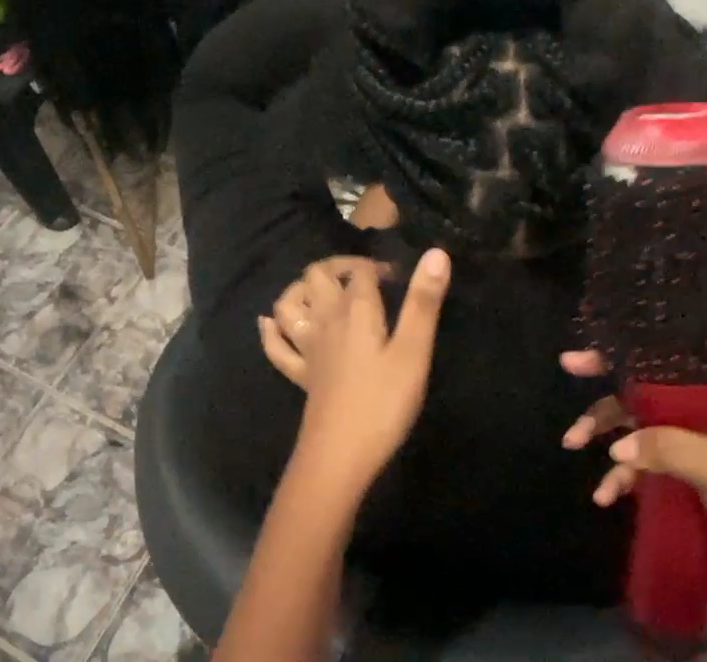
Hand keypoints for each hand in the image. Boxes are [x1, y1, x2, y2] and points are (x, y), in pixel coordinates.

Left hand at [259, 251, 451, 489]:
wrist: (339, 457)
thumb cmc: (383, 403)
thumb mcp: (413, 352)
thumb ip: (423, 302)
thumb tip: (437, 251)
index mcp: (356, 311)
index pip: (361, 270)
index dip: (380, 265)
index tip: (401, 277)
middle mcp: (325, 321)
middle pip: (318, 275)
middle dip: (340, 266)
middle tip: (367, 277)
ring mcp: (307, 348)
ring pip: (289, 304)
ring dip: (301, 288)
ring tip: (323, 290)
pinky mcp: (300, 375)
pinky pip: (276, 346)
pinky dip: (271, 329)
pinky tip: (270, 322)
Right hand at [559, 352, 706, 589]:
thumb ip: (669, 449)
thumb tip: (617, 449)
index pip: (656, 369)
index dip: (615, 361)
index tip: (574, 362)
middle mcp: (693, 419)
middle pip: (637, 403)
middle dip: (602, 413)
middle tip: (573, 433)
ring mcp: (684, 450)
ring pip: (633, 437)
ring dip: (606, 448)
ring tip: (579, 464)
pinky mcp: (678, 482)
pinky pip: (639, 472)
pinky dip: (619, 481)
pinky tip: (606, 497)